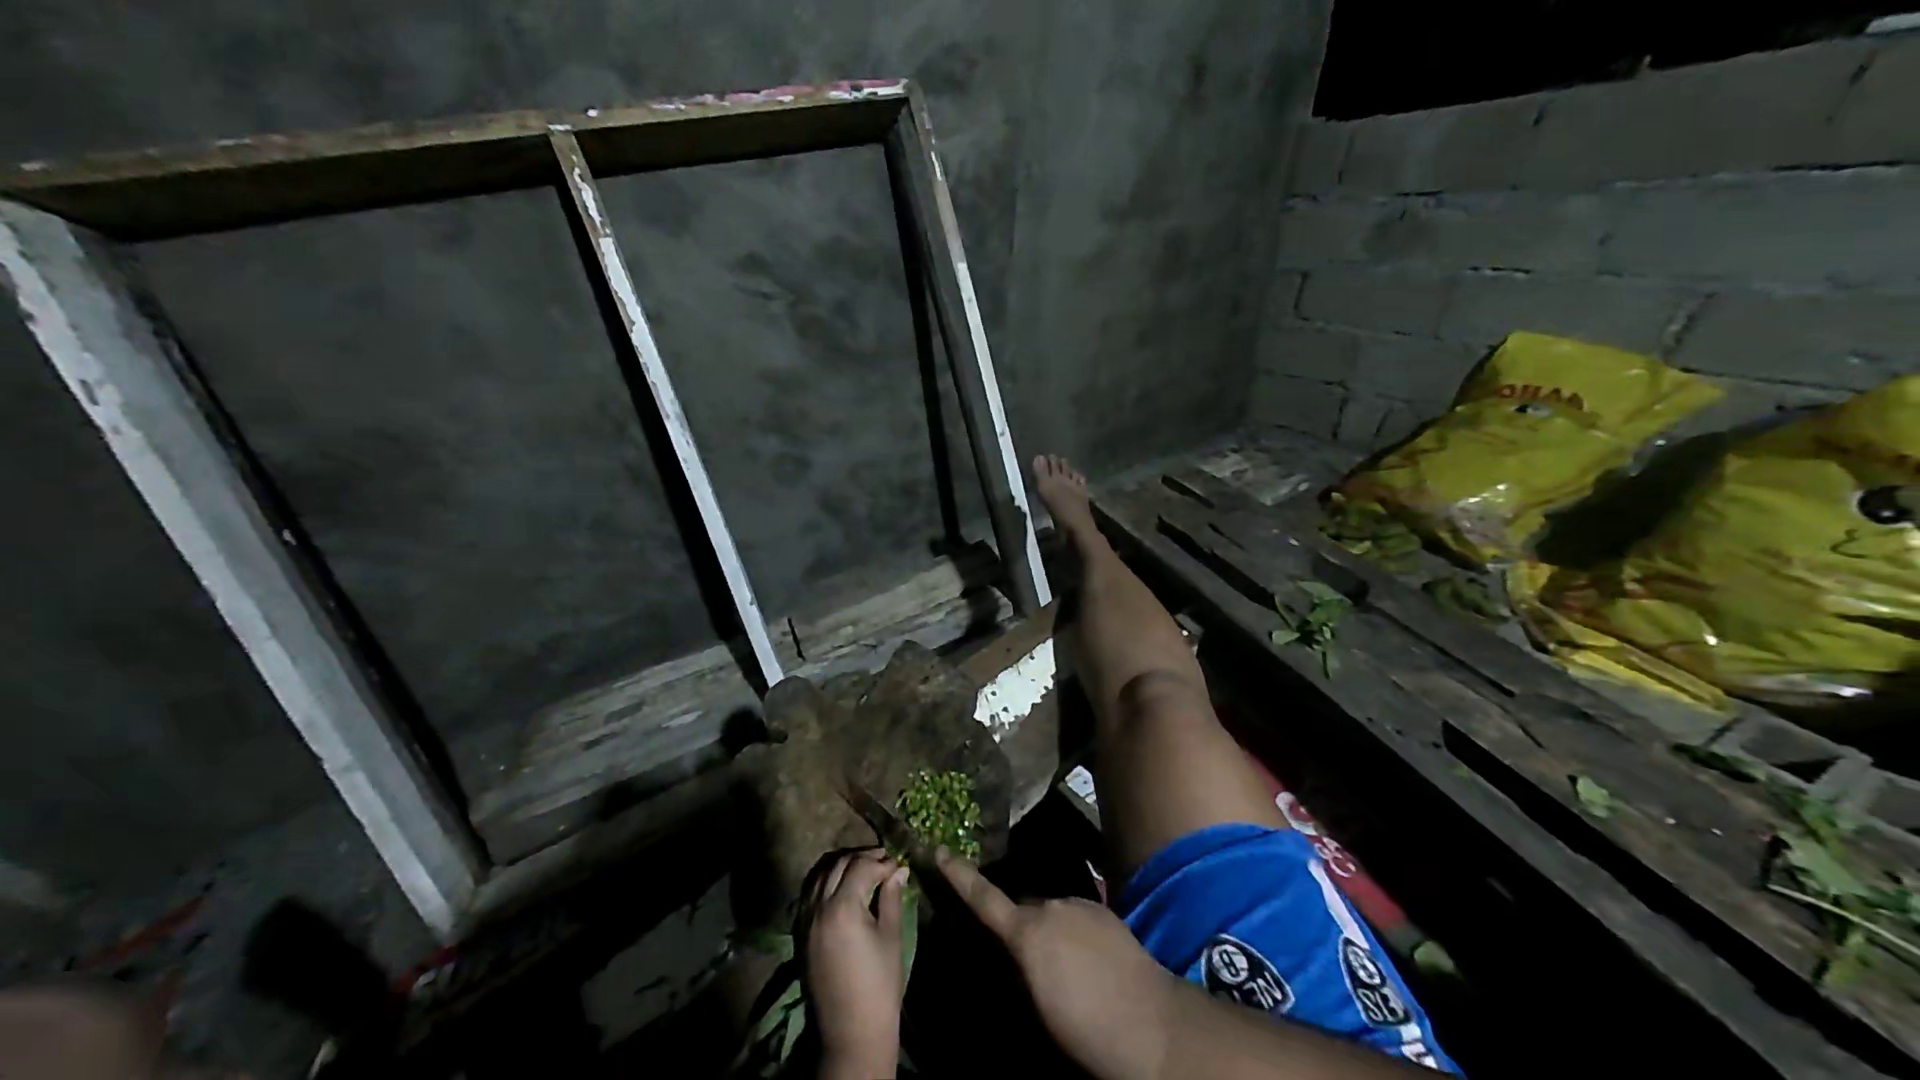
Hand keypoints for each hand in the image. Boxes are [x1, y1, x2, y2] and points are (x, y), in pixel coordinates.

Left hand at [804, 849, 908, 1079]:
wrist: (851, 1028)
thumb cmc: (880, 983)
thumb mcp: (891, 936)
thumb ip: (891, 897)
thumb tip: (899, 869)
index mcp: (842, 908)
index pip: (861, 867)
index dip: (881, 861)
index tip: (898, 863)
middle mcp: (818, 907)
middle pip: (837, 864)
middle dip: (861, 857)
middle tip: (883, 860)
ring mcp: (805, 919)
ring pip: (818, 874)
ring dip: (840, 864)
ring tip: (863, 868)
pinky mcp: (800, 931)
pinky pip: (809, 892)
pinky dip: (825, 880)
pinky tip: (841, 886)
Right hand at [936, 849, 1177, 1079]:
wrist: (1152, 1025)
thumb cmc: (1084, 1025)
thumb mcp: (1038, 1003)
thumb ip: (1021, 963)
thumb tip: (1015, 949)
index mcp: (1028, 932)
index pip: (984, 898)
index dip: (959, 875)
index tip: (938, 850)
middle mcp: (1052, 906)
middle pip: (1024, 908)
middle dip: (1020, 926)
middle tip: (1025, 961)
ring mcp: (1082, 904)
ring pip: (1052, 912)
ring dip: (1049, 930)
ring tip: (1061, 966)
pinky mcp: (1106, 910)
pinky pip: (1076, 916)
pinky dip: (1073, 931)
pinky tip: (1087, 960)